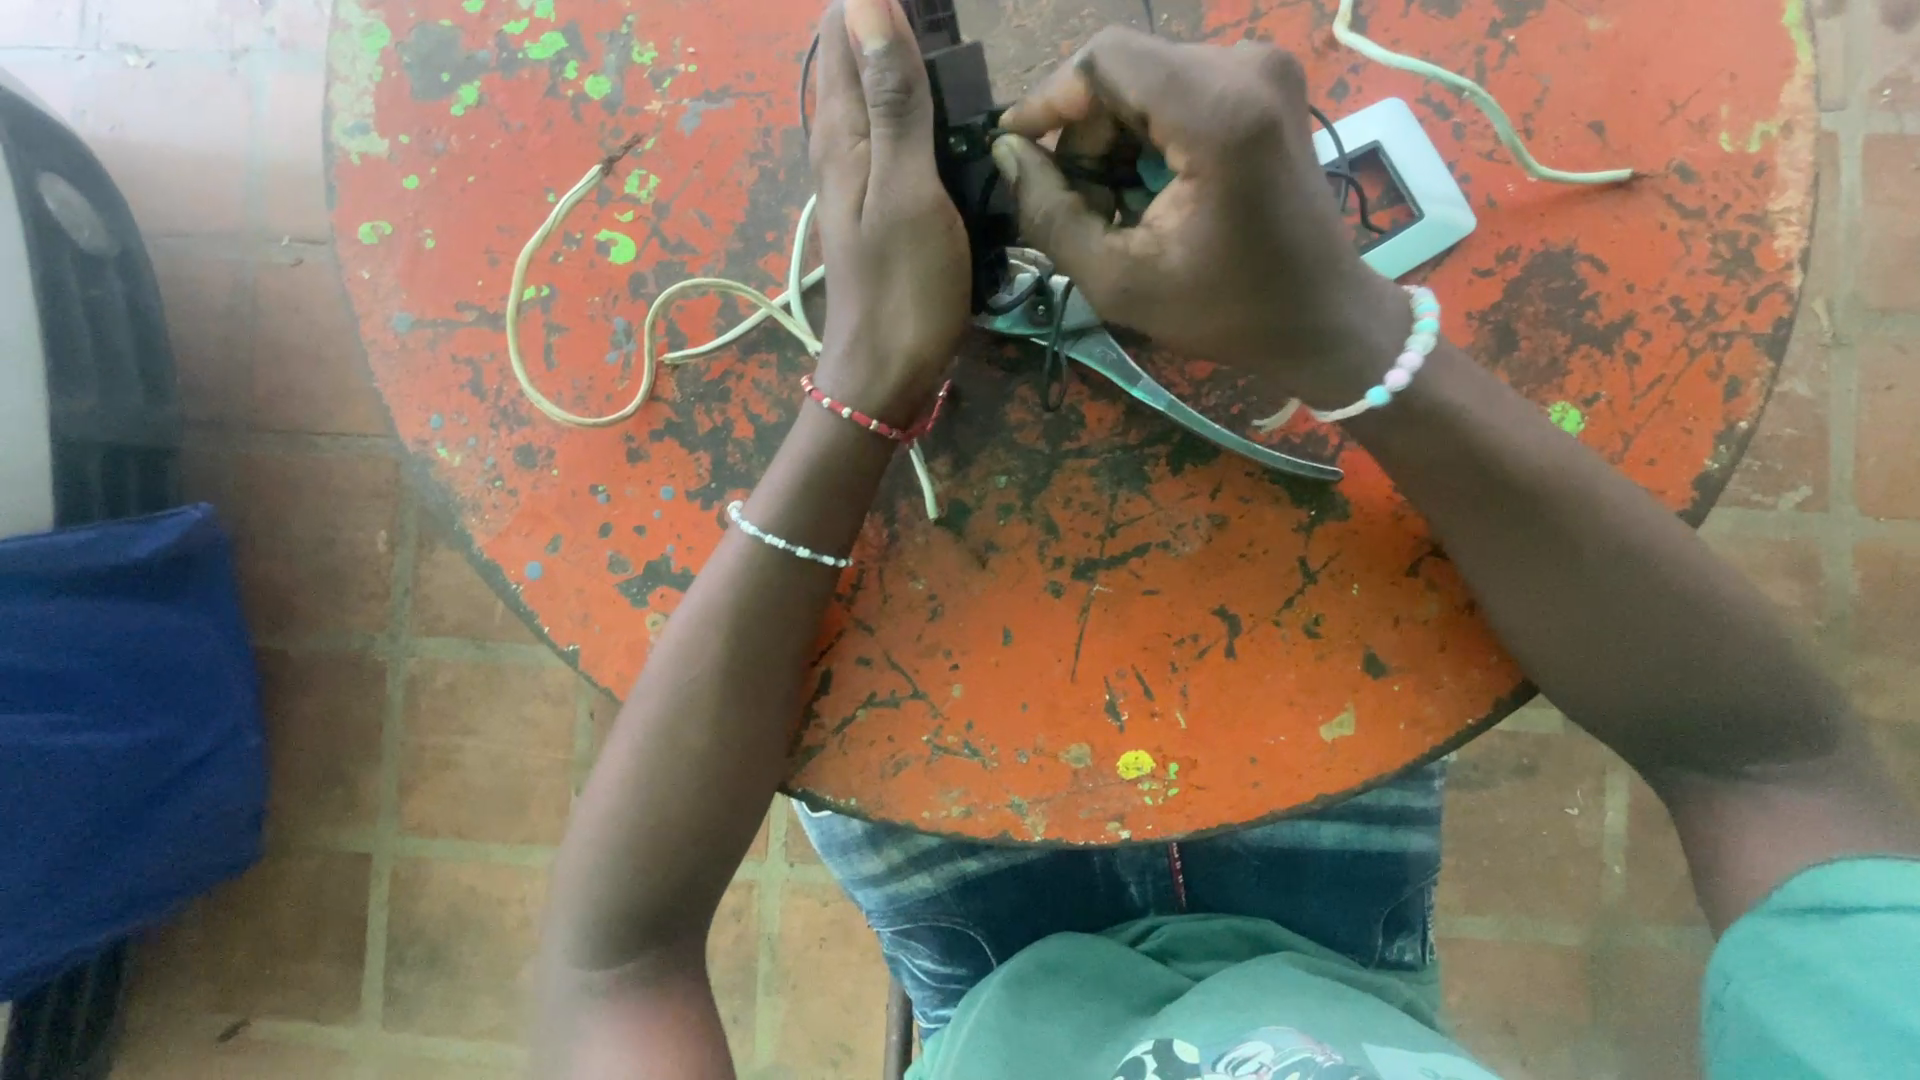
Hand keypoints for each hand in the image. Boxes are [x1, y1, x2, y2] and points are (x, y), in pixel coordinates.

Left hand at [808, 0, 970, 426]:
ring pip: (887, 97)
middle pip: (864, 55)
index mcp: (839, 128)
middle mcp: (842, 143)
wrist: (888, 374)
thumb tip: (866, 0)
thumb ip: (893, 99)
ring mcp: (863, 176)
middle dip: (906, 31)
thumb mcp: (906, 188)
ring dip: (921, 74)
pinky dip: (931, 121)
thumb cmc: (903, 288)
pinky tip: (963, 131)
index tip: (940, 12)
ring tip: (971, 78)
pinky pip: (904, 139)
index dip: (881, 4)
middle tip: (963, 47)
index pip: (842, 24)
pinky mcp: (886, 205)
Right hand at [993, 30, 1409, 409]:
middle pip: (1122, 70)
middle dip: (1084, 137)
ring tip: (1114, 211)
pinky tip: (1146, 193)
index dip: (1049, 100)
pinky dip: (1145, 138)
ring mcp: (1261, 68)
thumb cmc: (1225, 311)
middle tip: (1078, 208)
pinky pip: (1176, 90)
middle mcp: (1245, 65)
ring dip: (1112, 142)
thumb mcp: (1120, 282)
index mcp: (1217, 111)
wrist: (1319, 315)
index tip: (1017, 149)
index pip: (1103, 60)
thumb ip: (1051, 216)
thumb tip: (1009, 153)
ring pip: (1145, 80)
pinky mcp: (1265, 84)